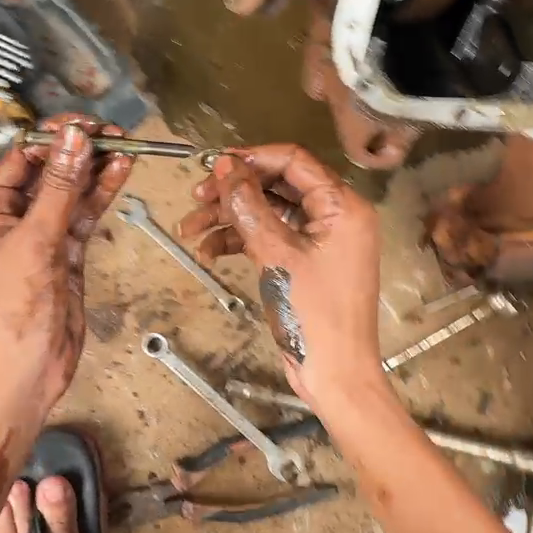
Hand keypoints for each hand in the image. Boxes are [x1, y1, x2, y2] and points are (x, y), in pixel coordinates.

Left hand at [0, 116, 132, 416]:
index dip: (53, 138)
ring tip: (125, 146)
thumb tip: (75, 139)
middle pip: (51, 170)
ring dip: (96, 170)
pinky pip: (86, 215)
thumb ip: (60, 189)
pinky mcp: (68, 253)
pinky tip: (121, 174)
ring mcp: (44, 235)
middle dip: (80, 150)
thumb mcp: (36, 241)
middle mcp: (14, 217)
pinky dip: (103, 195)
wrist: (28, 370)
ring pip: (73, 191)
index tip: (85, 124)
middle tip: (113, 133)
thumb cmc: (15, 311)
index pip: (22, 158)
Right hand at [179, 145, 383, 401]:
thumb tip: (225, 166)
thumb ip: (249, 206)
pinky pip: (270, 237)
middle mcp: (335, 215)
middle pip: (278, 185)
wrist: (335, 373)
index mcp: (342, 205)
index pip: (294, 161)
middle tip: (195, 197)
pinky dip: (240, 241)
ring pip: (269, 212)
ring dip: (229, 217)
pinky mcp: (305, 261)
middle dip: (234, 191)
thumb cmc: (313, 313)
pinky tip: (210, 250)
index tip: (212, 165)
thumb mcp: (276, 255)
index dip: (251, 158)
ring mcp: (320, 240)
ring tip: (191, 229)